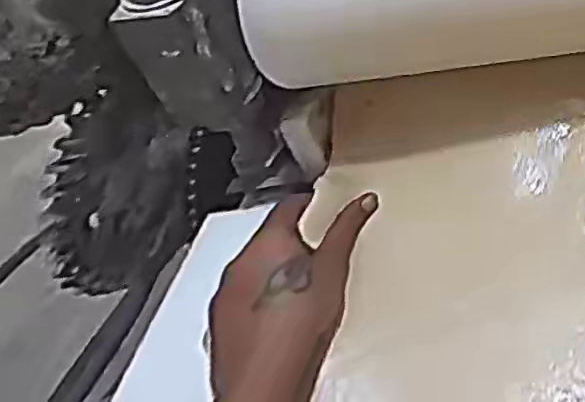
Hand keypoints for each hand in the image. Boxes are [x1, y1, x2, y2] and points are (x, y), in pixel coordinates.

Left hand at [209, 192, 377, 401]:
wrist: (266, 383)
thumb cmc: (297, 326)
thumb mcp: (335, 265)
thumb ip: (347, 228)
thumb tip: (362, 202)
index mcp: (263, 245)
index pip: (287, 206)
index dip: (310, 200)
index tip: (326, 203)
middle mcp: (237, 268)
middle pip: (270, 236)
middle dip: (297, 236)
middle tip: (325, 243)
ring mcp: (225, 299)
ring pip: (257, 267)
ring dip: (280, 266)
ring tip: (311, 279)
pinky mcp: (221, 326)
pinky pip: (247, 296)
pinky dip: (267, 293)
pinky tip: (289, 308)